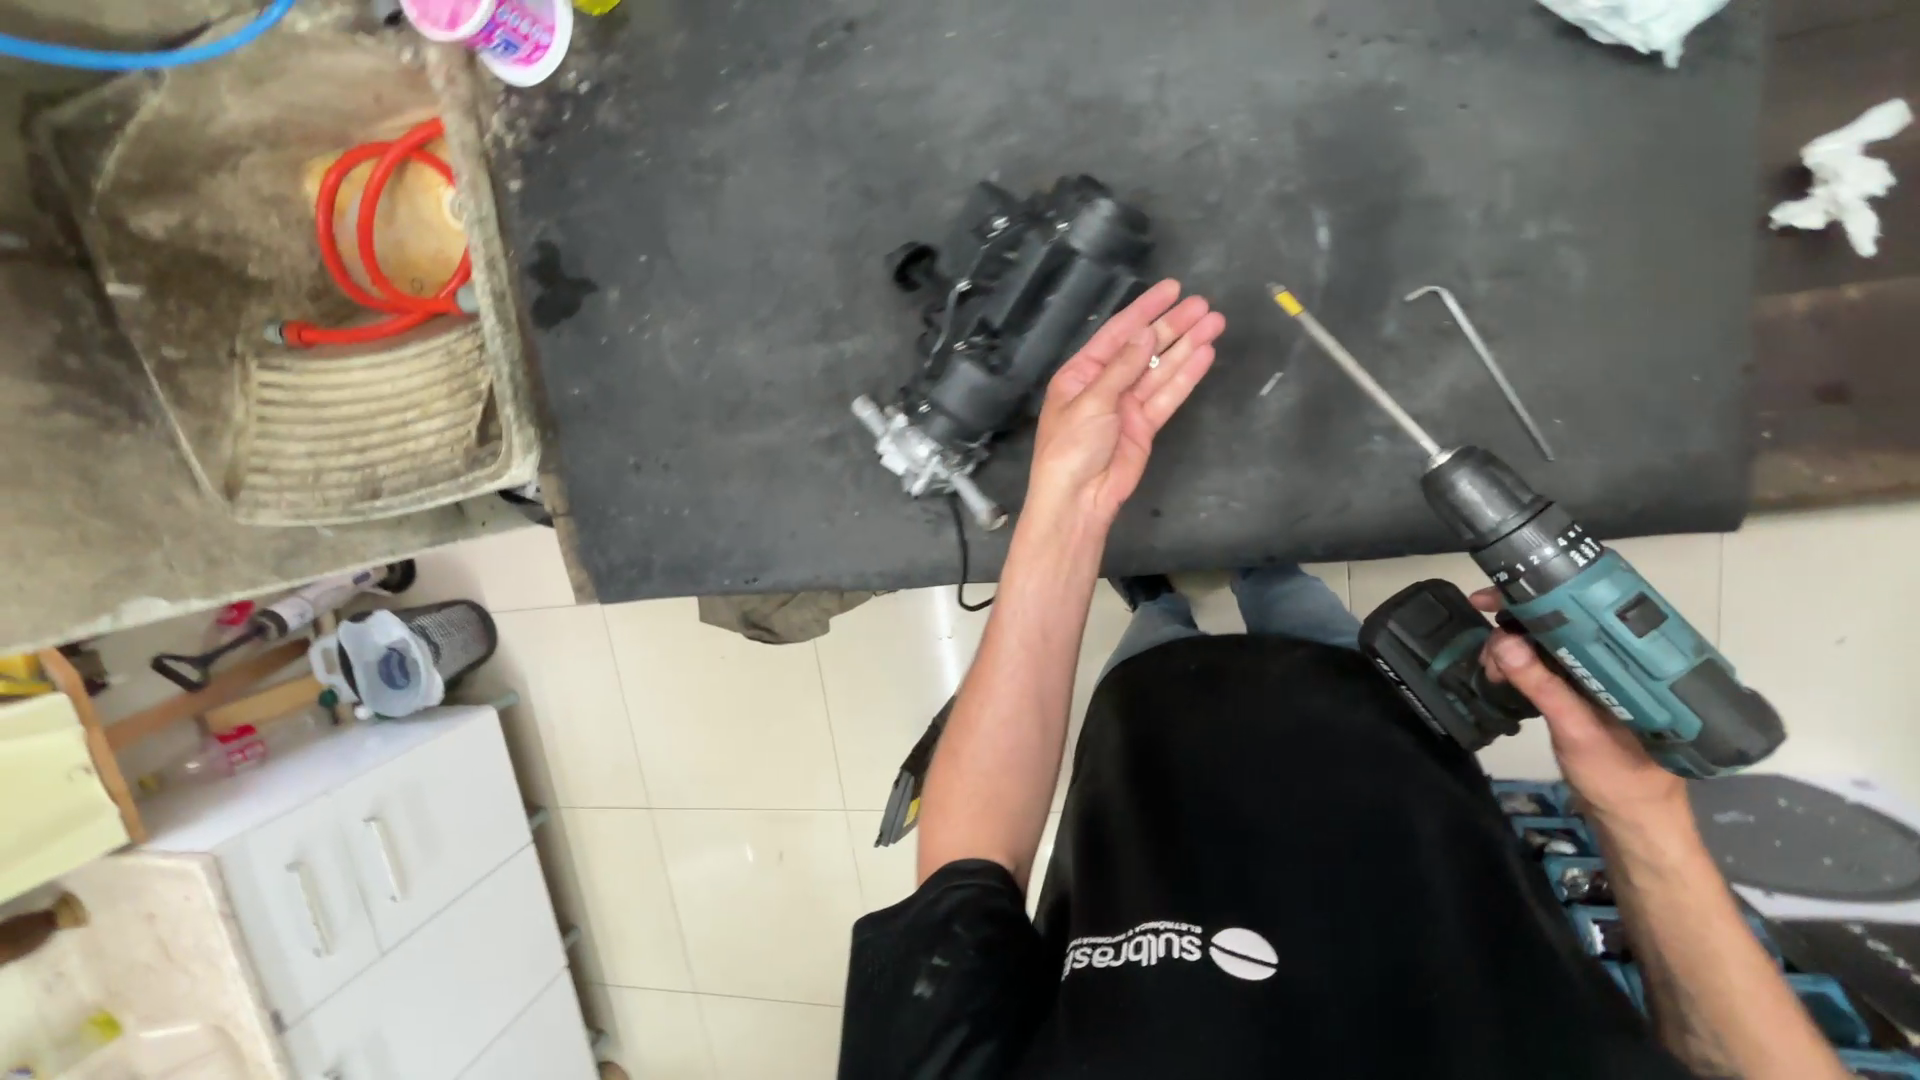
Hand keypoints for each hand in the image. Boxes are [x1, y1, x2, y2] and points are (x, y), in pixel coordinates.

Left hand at [1028, 280, 1225, 525]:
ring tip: (1215, 322)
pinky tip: (1205, 353)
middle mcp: (1105, 385)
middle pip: (1143, 349)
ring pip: (1160, 369)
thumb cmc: (1071, 447)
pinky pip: (1168, 395)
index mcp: (1080, 374)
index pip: (1116, 334)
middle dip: (1173, 326)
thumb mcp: (1091, 402)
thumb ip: (1121, 368)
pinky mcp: (1145, 426)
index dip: (1144, 310)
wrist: (1078, 499)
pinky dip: (1186, 376)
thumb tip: (1146, 334)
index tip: (1172, 289)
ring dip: (1186, 346)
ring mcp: (1127, 405)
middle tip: (1204, 305)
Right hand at [1471, 589, 1687, 825]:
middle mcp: (1618, 664)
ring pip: (1547, 644)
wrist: (1634, 822)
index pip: (1582, 613)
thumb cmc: (1620, 779)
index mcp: (1632, 665)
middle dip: (1514, 627)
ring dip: (1511, 649)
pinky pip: (1545, 665)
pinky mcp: (1582, 693)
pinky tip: (1502, 673)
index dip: (1536, 599)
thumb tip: (1505, 643)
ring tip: (1492, 670)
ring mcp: (1599, 678)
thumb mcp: (1578, 731)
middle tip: (1486, 649)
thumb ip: (1543, 687)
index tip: (1493, 597)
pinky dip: (1519, 664)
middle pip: (1560, 624)